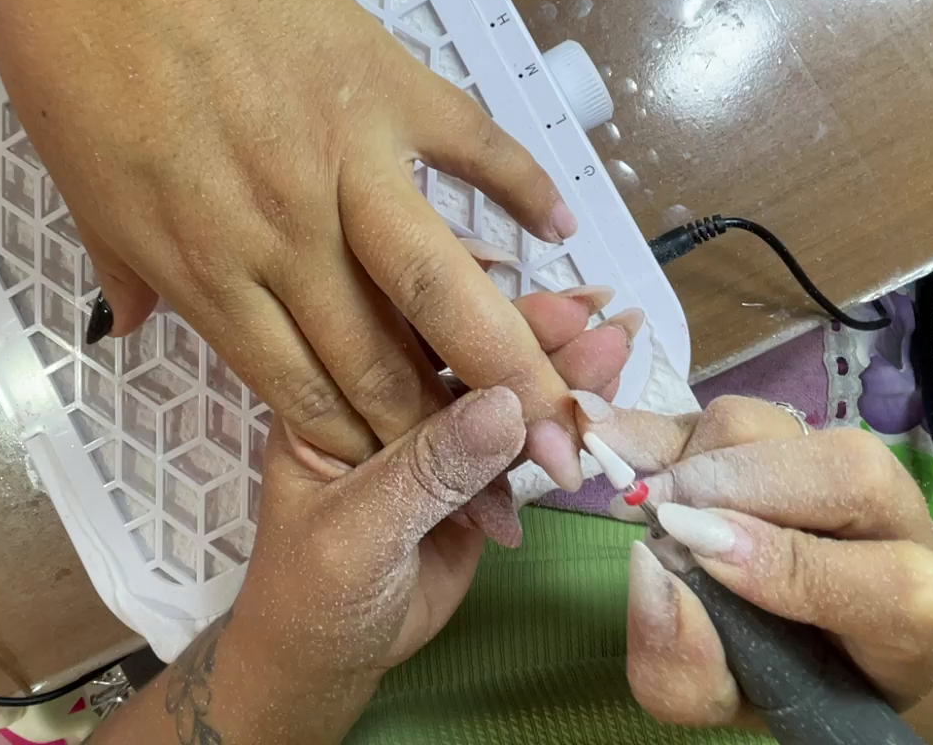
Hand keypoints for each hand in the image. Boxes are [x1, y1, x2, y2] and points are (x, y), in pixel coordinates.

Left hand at [0, 0, 588, 484]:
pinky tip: (564, 228)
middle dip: (454, 435)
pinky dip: (524, 184)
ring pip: (444, 284)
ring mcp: (351, 158)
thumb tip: (132, 328)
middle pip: (383, 361)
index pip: (303, 393)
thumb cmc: (76, 56)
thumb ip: (122, 270)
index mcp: (208, 269)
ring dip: (511, 354)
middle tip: (520, 478)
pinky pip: (476, 147)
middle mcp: (290, 235)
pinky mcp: (393, 87)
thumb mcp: (81, 188)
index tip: (419, 488)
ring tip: (567, 404)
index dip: (366, 451)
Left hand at [235, 291, 632, 679]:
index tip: (511, 272)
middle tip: (593, 311)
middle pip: (457, 346)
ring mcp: (432, 427)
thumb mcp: (359, 531)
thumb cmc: (314, 595)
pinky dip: (560, 419)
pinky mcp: (470, 466)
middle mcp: (383, 392)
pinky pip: (519, 435)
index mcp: (330, 386)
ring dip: (557, 367)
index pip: (391, 322)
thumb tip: (510, 403)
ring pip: (497, 385)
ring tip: (618, 341)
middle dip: (523, 328)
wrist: (331, 660)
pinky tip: (602, 396)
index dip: (450, 294)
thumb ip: (429, 470)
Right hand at [574, 395, 932, 726]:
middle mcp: (896, 521)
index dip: (786, 564)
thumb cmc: (790, 671)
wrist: (824, 624)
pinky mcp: (782, 426)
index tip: (692, 549)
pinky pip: (719, 409)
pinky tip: (615, 440)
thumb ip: (687, 668)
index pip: (890, 583)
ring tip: (652, 496)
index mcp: (914, 613)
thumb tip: (647, 570)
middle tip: (654, 511)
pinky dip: (659, 425)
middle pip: (844, 473)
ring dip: (695, 453)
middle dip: (731, 483)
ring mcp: (839, 458)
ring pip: (773, 427)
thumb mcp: (739, 697)